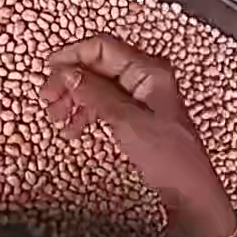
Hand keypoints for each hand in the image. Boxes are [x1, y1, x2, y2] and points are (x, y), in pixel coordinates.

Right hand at [39, 35, 236, 236]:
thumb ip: (95, 93)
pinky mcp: (136, 113)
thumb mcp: (127, 120)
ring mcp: (140, 95)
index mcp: (149, 69)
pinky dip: (87, 112)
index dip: (73, 55)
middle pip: (97, 66)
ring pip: (97, 85)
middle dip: (70, 80)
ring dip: (74, 99)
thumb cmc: (168, 155)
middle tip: (49, 100)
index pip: (103, 48)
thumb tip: (67, 72)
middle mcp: (145, 76)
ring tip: (57, 119)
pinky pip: (105, 103)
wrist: (188, 188)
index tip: (49, 70)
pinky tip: (73, 129)